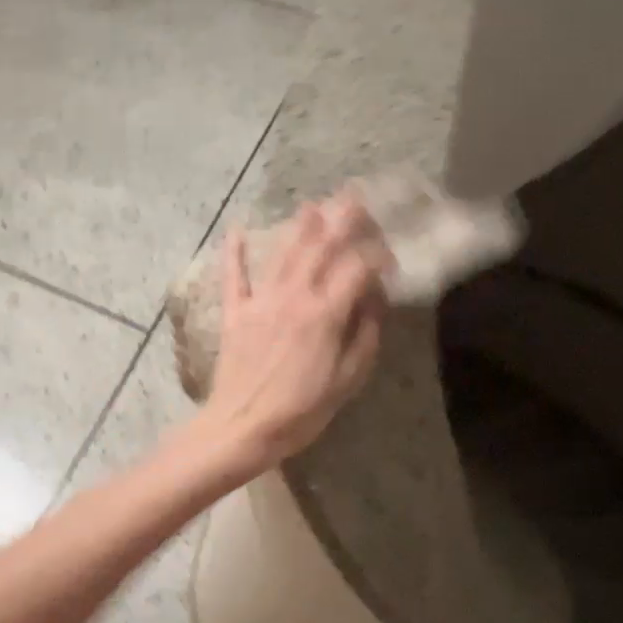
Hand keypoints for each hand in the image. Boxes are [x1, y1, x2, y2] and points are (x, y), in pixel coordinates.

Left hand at [194, 195, 390, 471]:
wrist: (242, 427)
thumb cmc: (301, 411)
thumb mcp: (347, 381)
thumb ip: (364, 337)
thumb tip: (374, 302)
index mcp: (325, 314)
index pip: (356, 269)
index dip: (376, 255)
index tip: (389, 254)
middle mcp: (294, 298)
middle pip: (320, 249)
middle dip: (340, 220)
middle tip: (353, 196)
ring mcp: (261, 302)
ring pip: (283, 254)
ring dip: (298, 227)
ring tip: (311, 205)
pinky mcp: (236, 314)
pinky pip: (234, 276)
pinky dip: (234, 252)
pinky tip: (235, 229)